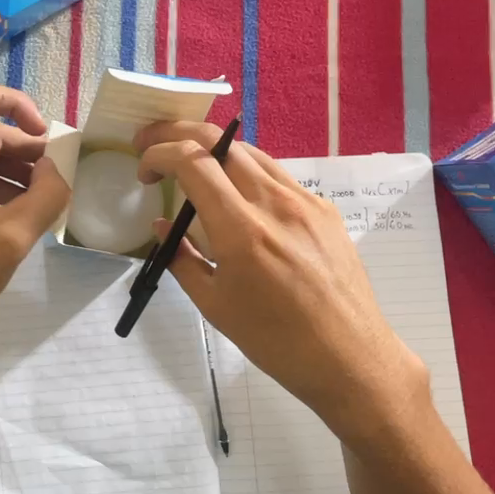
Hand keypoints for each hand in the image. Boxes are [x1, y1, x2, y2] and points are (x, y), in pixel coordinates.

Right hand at [133, 121, 429, 449]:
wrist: (351, 360)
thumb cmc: (275, 341)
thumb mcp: (214, 305)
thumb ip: (181, 258)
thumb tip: (161, 225)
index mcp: (242, 230)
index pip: (193, 162)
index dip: (159, 154)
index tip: (143, 172)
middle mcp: (274, 203)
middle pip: (220, 140)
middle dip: (177, 134)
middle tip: (151, 143)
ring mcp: (304, 201)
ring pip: (249, 151)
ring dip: (212, 149)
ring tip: (191, 167)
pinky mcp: (324, 209)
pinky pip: (276, 175)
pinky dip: (245, 172)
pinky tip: (237, 197)